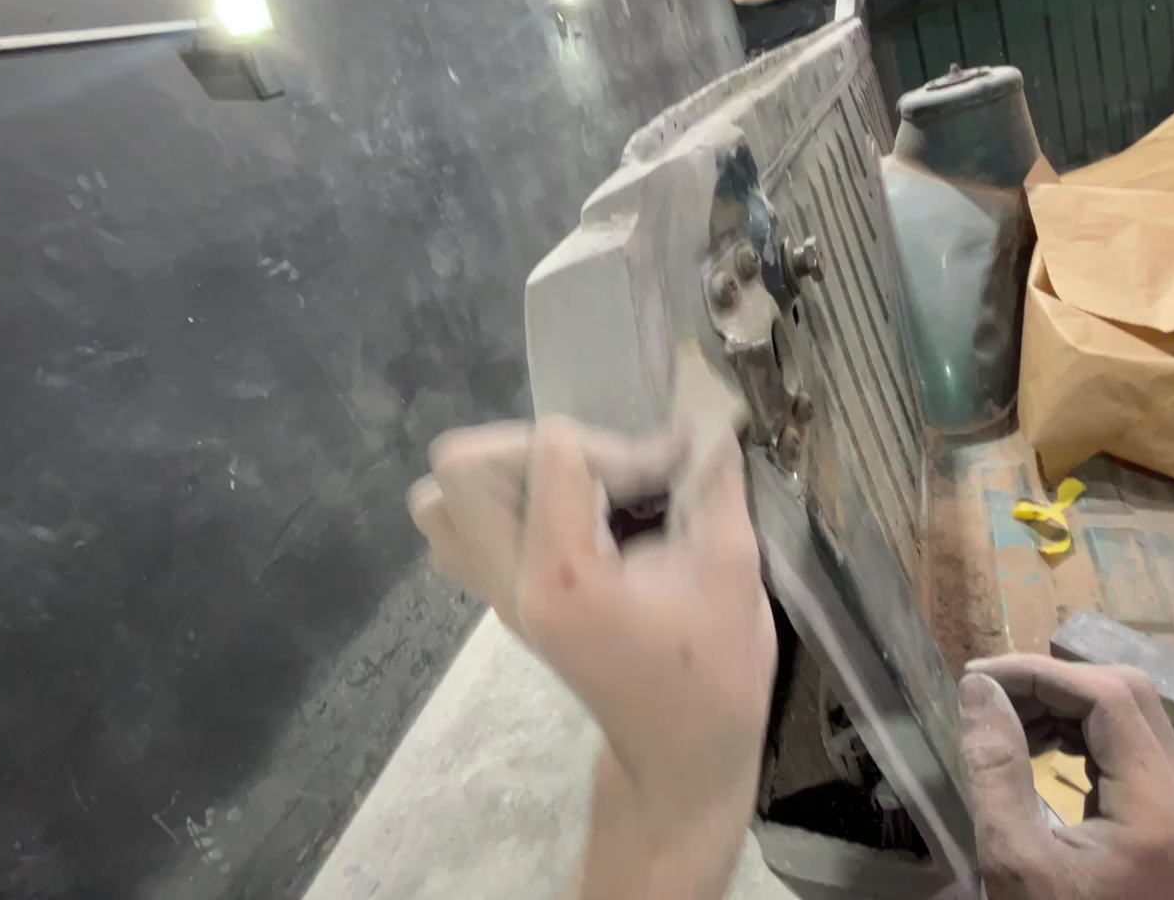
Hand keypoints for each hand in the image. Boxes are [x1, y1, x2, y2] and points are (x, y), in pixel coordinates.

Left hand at [409, 418, 775, 822]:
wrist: (677, 754)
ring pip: (440, 497)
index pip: (554, 451)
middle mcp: (507, 579)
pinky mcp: (491, 596)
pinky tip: (550, 517)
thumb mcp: (733, 570)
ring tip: (568, 489)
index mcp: (563, 574)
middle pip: (465, 466)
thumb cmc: (712, 671)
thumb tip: (708, 419)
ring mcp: (489, 592)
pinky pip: (450, 528)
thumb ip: (715, 482)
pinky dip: (488, 504)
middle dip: (540, 446)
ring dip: (502, 473)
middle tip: (601, 471)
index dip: (622, 447)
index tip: (671, 469)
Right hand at [959, 655, 1173, 899]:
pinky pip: (1122, 747)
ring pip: (1127, 716)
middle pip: (1128, 696)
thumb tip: (977, 685)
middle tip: (990, 691)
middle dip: (1051, 679)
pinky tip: (1032, 744)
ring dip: (1060, 701)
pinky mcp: (1159, 825)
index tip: (976, 679)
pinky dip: (1073, 730)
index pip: (1107, 698)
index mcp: (1158, 812)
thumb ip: (996, 764)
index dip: (1038, 673)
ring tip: (1002, 716)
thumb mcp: (1014, 857)